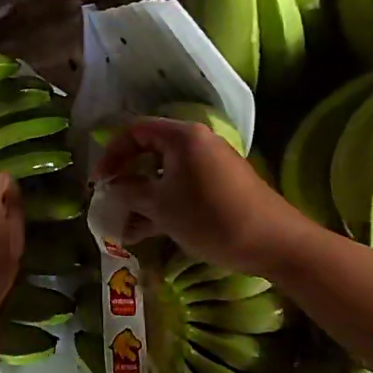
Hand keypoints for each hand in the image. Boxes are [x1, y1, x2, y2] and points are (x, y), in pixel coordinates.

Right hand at [94, 118, 310, 275]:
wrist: (274, 242)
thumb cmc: (211, 218)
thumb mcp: (162, 207)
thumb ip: (130, 192)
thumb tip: (113, 187)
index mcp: (183, 137)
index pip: (135, 130)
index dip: (111, 153)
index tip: (98, 182)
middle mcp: (198, 143)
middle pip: (150, 151)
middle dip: (126, 178)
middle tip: (109, 202)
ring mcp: (212, 165)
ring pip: (166, 175)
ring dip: (143, 198)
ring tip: (123, 228)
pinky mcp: (222, 186)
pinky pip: (183, 188)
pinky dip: (164, 204)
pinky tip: (147, 233)